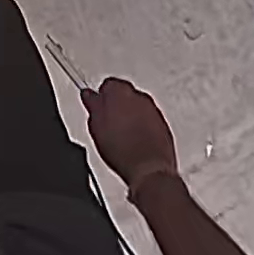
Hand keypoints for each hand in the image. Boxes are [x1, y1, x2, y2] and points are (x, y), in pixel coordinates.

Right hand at [82, 77, 180, 193]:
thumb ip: (92, 104)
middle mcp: (139, 96)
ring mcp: (153, 111)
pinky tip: (135, 142)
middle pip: (124, 94)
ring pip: (137, 108)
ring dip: (130, 116)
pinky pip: (150, 121)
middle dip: (117, 106)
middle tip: (108, 124)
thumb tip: (89, 95)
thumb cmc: (122, 148)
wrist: (149, 170)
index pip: (107, 84)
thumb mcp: (96, 125)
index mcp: (119, 90)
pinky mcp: (164, 126)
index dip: (100, 99)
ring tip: (121, 136)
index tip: (97, 109)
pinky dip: (143, 128)